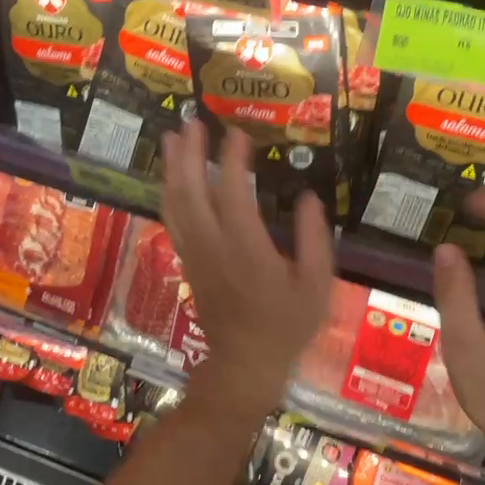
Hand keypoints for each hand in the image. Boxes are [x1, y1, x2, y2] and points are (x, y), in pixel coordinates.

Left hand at [161, 121, 335, 419]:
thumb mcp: (316, 285)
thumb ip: (314, 239)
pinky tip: (170, 176)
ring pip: (175, 202)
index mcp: (247, 248)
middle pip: (191, 190)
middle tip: (192, 121)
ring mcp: (195, 252)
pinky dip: (168, 193)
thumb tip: (309, 197)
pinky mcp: (187, 260)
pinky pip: (172, 219)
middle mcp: (213, 245)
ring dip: (172, 167)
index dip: (231, 160)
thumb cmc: (286, 325)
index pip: (232, 193)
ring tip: (171, 137)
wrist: (245, 363)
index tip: (237, 132)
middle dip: (189, 153)